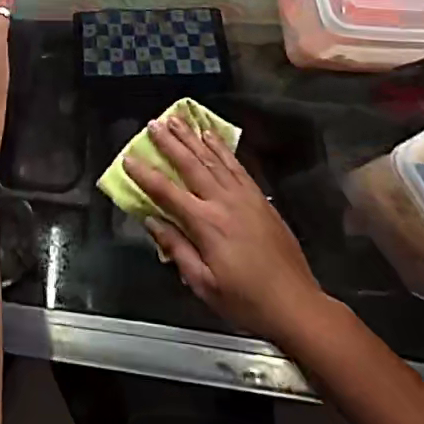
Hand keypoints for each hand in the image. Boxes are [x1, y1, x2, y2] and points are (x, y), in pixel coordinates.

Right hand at [126, 115, 330, 343]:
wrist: (295, 303)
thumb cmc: (246, 301)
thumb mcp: (203, 284)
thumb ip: (177, 249)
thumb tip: (153, 222)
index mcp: (205, 224)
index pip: (166, 192)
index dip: (144, 174)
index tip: (128, 159)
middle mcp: (223, 202)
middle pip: (190, 165)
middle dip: (169, 142)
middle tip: (153, 124)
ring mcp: (244, 196)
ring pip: (212, 158)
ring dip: (192, 137)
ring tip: (176, 120)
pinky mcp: (259, 198)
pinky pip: (235, 165)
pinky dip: (221, 148)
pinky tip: (211, 137)